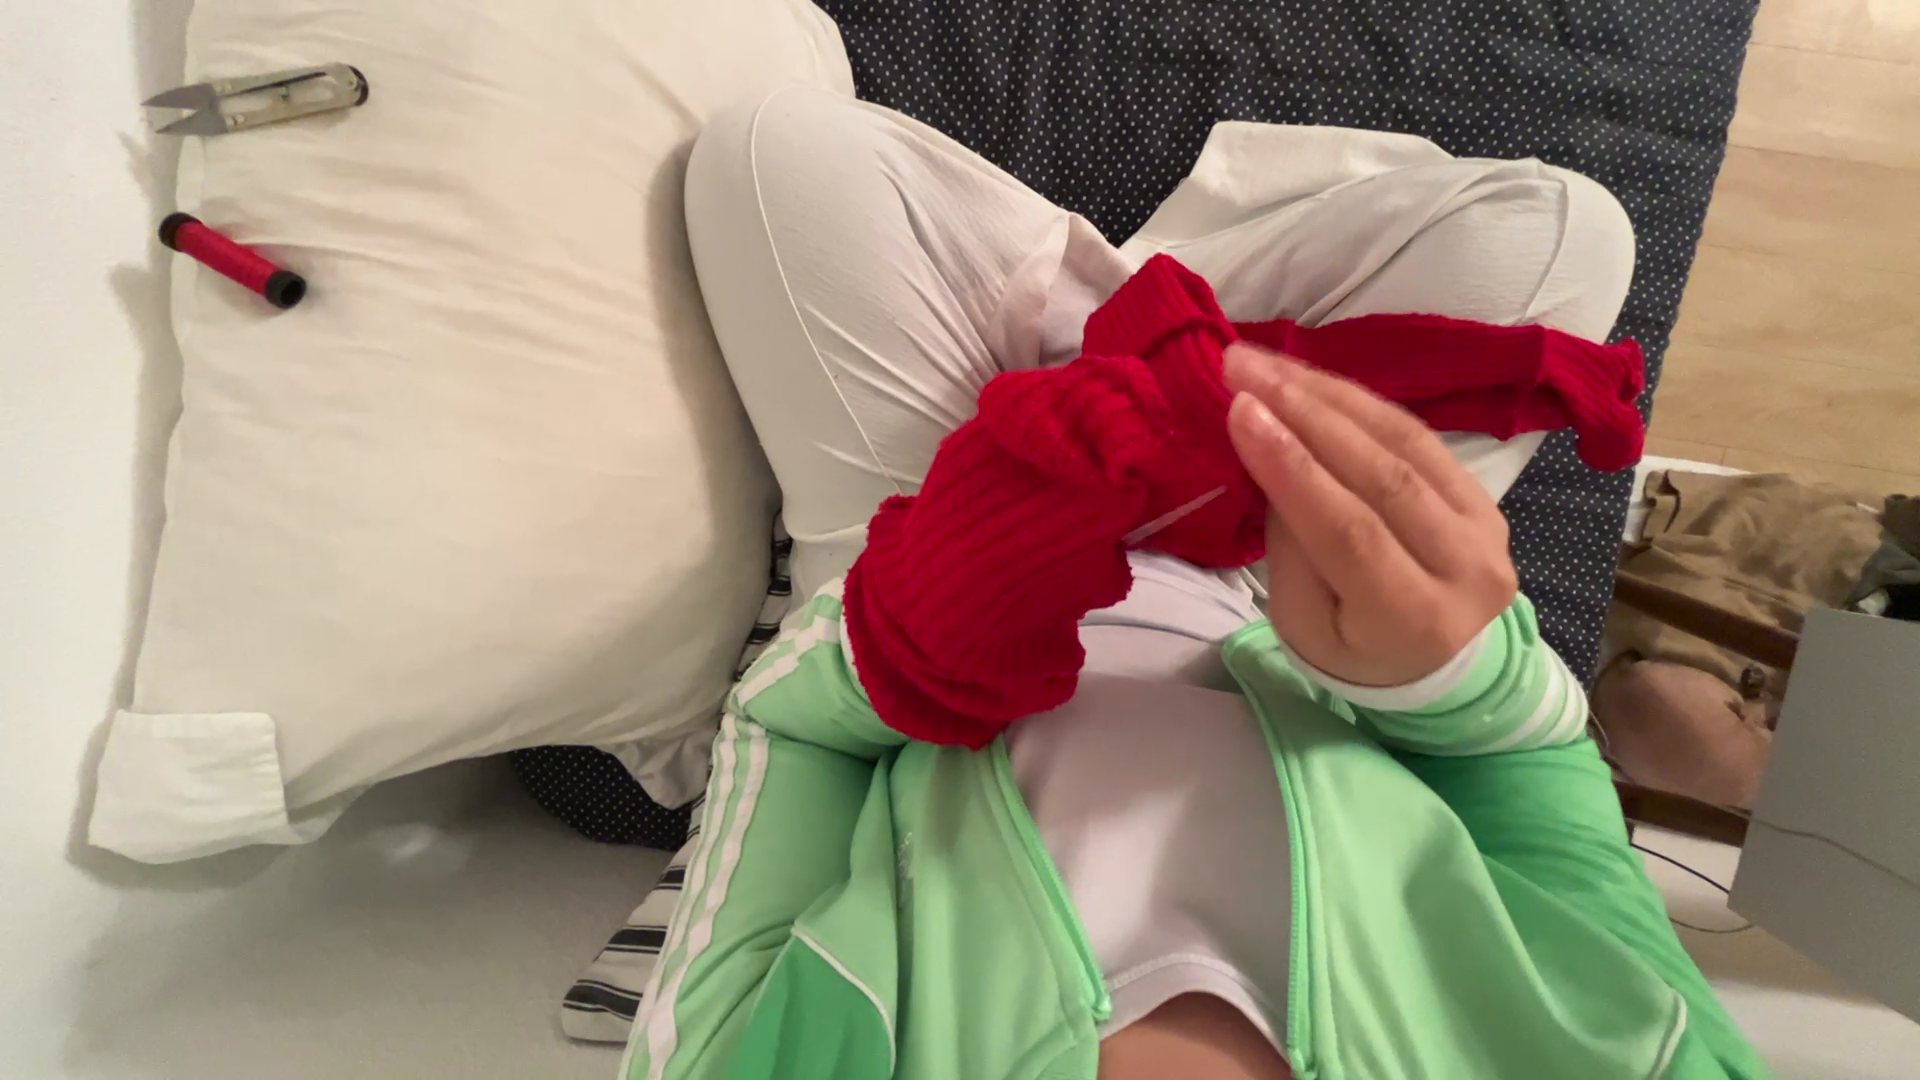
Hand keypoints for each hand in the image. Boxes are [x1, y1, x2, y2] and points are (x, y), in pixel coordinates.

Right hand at [1223, 344, 1518, 686]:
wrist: (1437, 665)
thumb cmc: (1350, 651)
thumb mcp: (1300, 626)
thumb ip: (1292, 551)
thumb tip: (1276, 463)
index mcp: (1410, 619)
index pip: (1349, 532)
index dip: (1293, 467)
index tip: (1240, 411)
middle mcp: (1465, 568)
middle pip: (1381, 474)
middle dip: (1302, 411)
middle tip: (1240, 367)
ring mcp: (1486, 525)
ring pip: (1404, 441)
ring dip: (1326, 393)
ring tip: (1265, 362)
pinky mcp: (1483, 494)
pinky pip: (1418, 434)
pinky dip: (1358, 401)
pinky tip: (1311, 378)